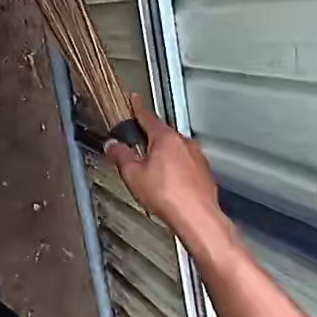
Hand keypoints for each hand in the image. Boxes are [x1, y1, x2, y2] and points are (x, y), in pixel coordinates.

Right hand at [105, 96, 225, 244]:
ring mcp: (197, 157)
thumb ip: (120, 155)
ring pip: (174, 150)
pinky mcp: (204, 172)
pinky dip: (175, 170)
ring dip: (162, 157)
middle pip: (161, 134)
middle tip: (134, 151)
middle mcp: (184, 143)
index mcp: (165, 138)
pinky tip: (167, 185)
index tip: (134, 100)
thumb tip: (113, 146)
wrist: (197, 217)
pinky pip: (185, 164)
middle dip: (147, 140)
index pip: (147, 116)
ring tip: (151, 175)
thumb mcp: (133, 174)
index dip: (137, 108)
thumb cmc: (169, 196)